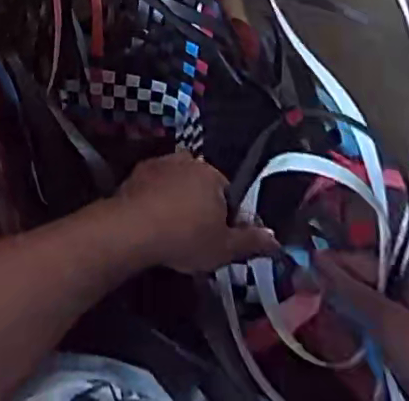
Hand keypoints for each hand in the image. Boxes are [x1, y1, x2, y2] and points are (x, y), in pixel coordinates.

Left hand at [103, 152, 277, 273]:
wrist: (133, 227)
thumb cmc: (186, 237)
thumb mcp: (226, 248)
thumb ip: (253, 241)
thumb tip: (275, 238)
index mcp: (210, 174)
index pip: (229, 194)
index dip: (229, 218)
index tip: (221, 238)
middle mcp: (184, 160)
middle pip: (202, 186)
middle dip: (203, 206)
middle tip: (199, 236)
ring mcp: (157, 163)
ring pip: (177, 184)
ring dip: (179, 201)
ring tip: (175, 230)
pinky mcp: (135, 171)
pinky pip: (155, 186)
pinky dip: (158, 199)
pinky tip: (155, 220)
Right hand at [315, 252, 408, 400]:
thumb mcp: (387, 320)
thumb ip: (351, 288)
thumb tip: (316, 255)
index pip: (366, 262)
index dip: (338, 262)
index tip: (308, 268)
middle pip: (365, 292)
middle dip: (337, 296)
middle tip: (312, 302)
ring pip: (367, 322)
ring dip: (344, 325)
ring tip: (326, 333)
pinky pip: (375, 349)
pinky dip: (357, 349)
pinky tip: (345, 355)